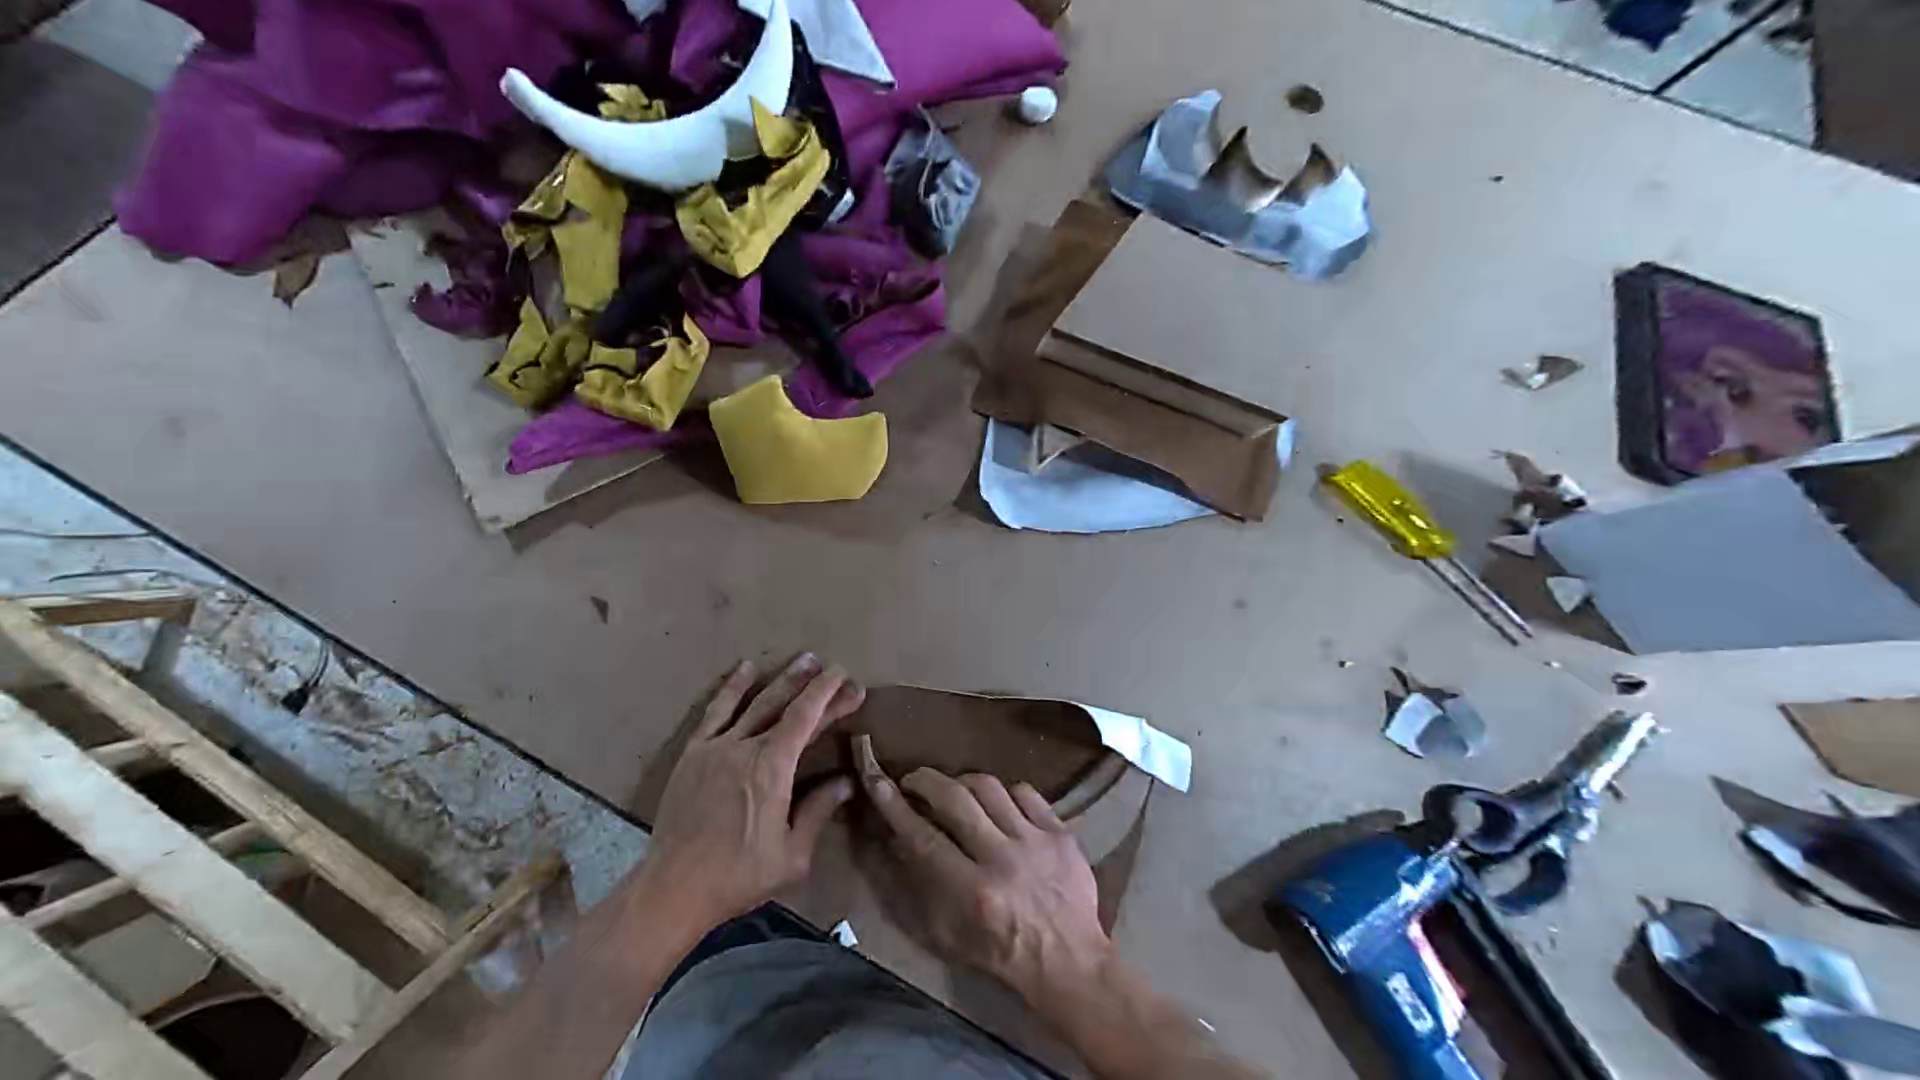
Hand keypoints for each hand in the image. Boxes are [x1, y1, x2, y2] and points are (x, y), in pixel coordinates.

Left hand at [642, 655, 865, 930]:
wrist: (673, 887)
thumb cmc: (738, 875)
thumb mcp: (792, 854)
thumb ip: (818, 811)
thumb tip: (846, 783)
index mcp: (773, 767)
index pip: (807, 718)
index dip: (830, 696)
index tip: (850, 683)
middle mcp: (745, 747)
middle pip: (785, 704)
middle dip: (813, 684)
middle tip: (833, 668)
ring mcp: (715, 747)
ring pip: (753, 701)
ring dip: (780, 678)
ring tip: (803, 659)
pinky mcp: (693, 754)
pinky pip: (715, 711)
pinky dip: (732, 688)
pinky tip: (745, 669)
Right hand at [859, 764, 1112, 1000]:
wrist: (1068, 960)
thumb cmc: (1002, 952)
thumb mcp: (950, 933)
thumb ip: (923, 886)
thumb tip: (900, 839)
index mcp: (973, 891)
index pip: (924, 837)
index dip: (896, 808)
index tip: (879, 784)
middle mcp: (1002, 859)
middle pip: (956, 799)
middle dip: (926, 781)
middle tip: (914, 780)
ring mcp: (1035, 841)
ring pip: (990, 787)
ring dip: (963, 781)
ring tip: (955, 788)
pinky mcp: (1060, 832)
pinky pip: (1026, 792)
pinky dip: (1005, 792)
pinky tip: (998, 802)